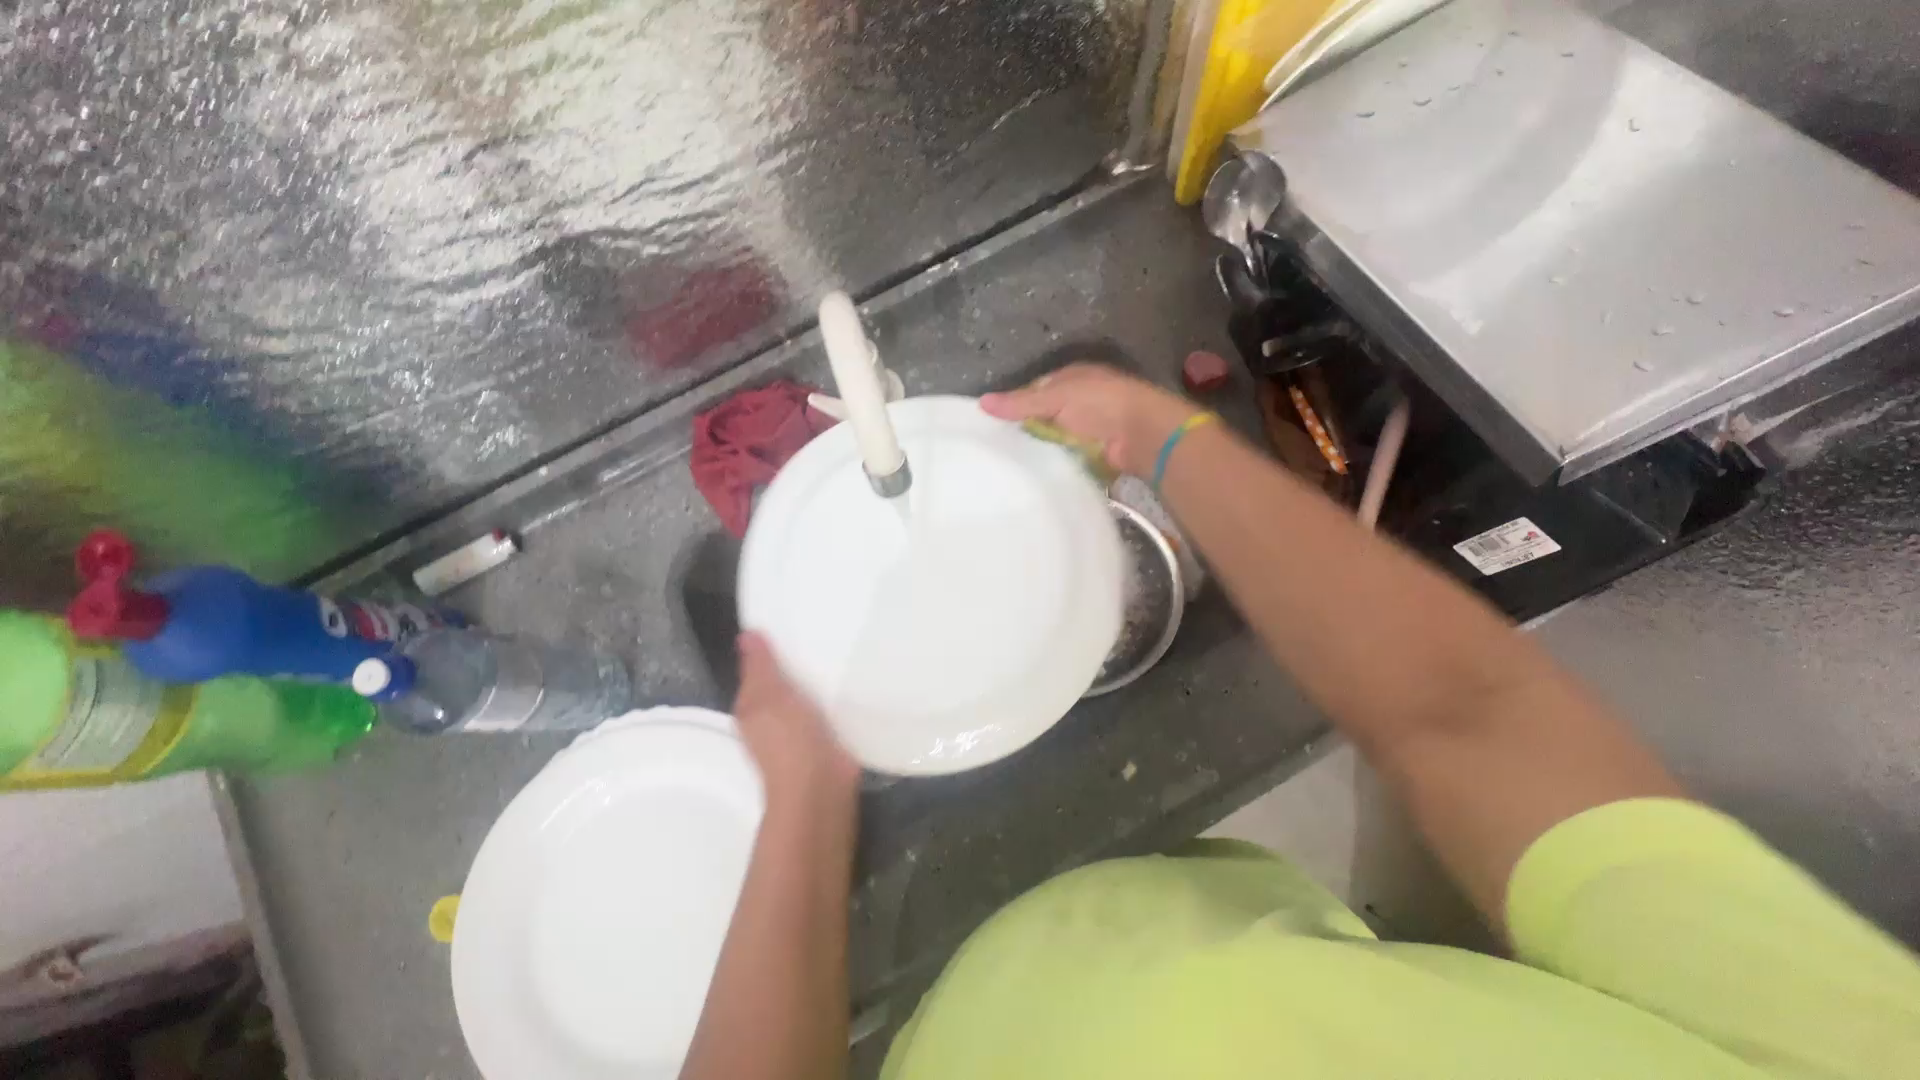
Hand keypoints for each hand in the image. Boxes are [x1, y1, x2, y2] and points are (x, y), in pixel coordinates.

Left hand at [733, 632, 860, 807]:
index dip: (770, 649)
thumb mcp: (768, 696)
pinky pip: (829, 710)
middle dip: (798, 663)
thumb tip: (746, 634)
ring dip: (819, 680)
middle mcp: (772, 721)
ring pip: (807, 697)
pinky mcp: (826, 739)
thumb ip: (759, 666)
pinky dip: (836, 698)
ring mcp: (800, 733)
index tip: (792, 622)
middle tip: (823, 628)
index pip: (757, 672)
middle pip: (784, 684)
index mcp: (751, 709)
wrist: (820, 786)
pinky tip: (852, 681)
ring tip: (841, 647)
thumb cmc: (788, 739)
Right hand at [980, 364, 1199, 476]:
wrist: (1143, 434)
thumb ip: (1021, 403)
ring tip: (1013, 466)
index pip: (1036, 389)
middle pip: (1046, 416)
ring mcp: (1092, 427)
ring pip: (1057, 438)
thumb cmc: (1101, 404)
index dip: (1016, 404)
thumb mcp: (1056, 398)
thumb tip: (981, 403)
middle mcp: (1082, 400)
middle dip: (1029, 429)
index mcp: (1073, 378)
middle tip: (999, 449)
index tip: (994, 424)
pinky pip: (1070, 457)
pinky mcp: (1098, 452)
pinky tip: (1039, 473)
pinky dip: (1058, 463)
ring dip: (1043, 449)